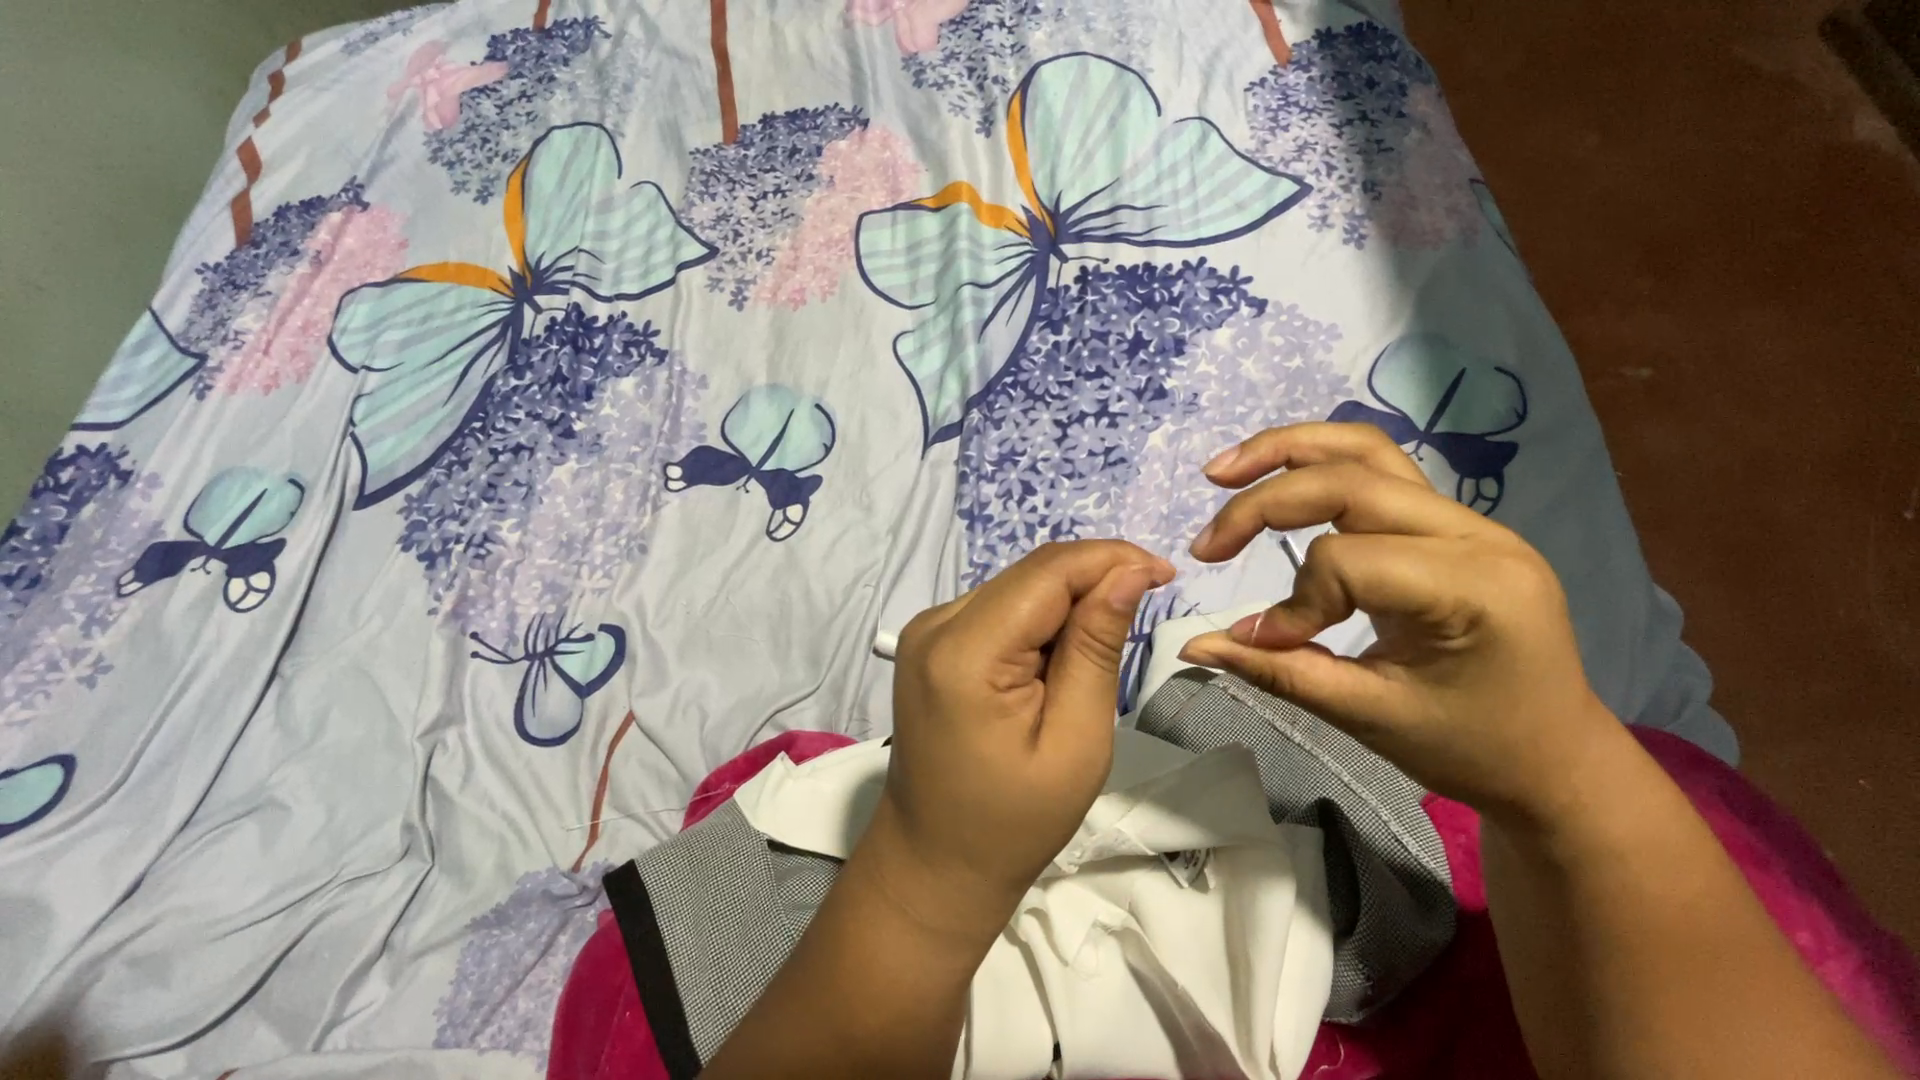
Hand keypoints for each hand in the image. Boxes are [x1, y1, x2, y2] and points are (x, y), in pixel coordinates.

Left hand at [867, 540, 1174, 937]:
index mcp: (965, 654)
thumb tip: (1129, 573)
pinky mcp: (930, 643)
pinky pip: (997, 608)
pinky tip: (1062, 652)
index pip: (1047, 573)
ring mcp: (926, 632)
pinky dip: (1039, 617)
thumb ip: (1097, 649)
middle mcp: (935, 626)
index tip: (1166, 574)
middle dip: (1094, 576)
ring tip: (1106, 640)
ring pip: (1016, 586)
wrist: (935, 859)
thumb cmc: (1014, 821)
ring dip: (1068, 598)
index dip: (1109, 560)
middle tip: (1149, 600)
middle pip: (1029, 574)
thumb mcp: (1076, 743)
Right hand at [1180, 422, 1622, 822]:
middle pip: (1349, 481)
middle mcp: (1476, 535)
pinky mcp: (1457, 525)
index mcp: (1470, 587)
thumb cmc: (1472, 748)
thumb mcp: (1370, 716)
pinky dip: (1322, 468)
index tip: (1272, 648)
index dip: (1293, 603)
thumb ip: (1279, 671)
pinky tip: (1280, 477)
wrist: (1558, 760)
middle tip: (1205, 545)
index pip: (1345, 560)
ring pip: (1367, 452)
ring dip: (1289, 452)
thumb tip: (1194, 645)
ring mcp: (1471, 522)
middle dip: (1264, 503)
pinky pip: (1383, 474)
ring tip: (1224, 472)